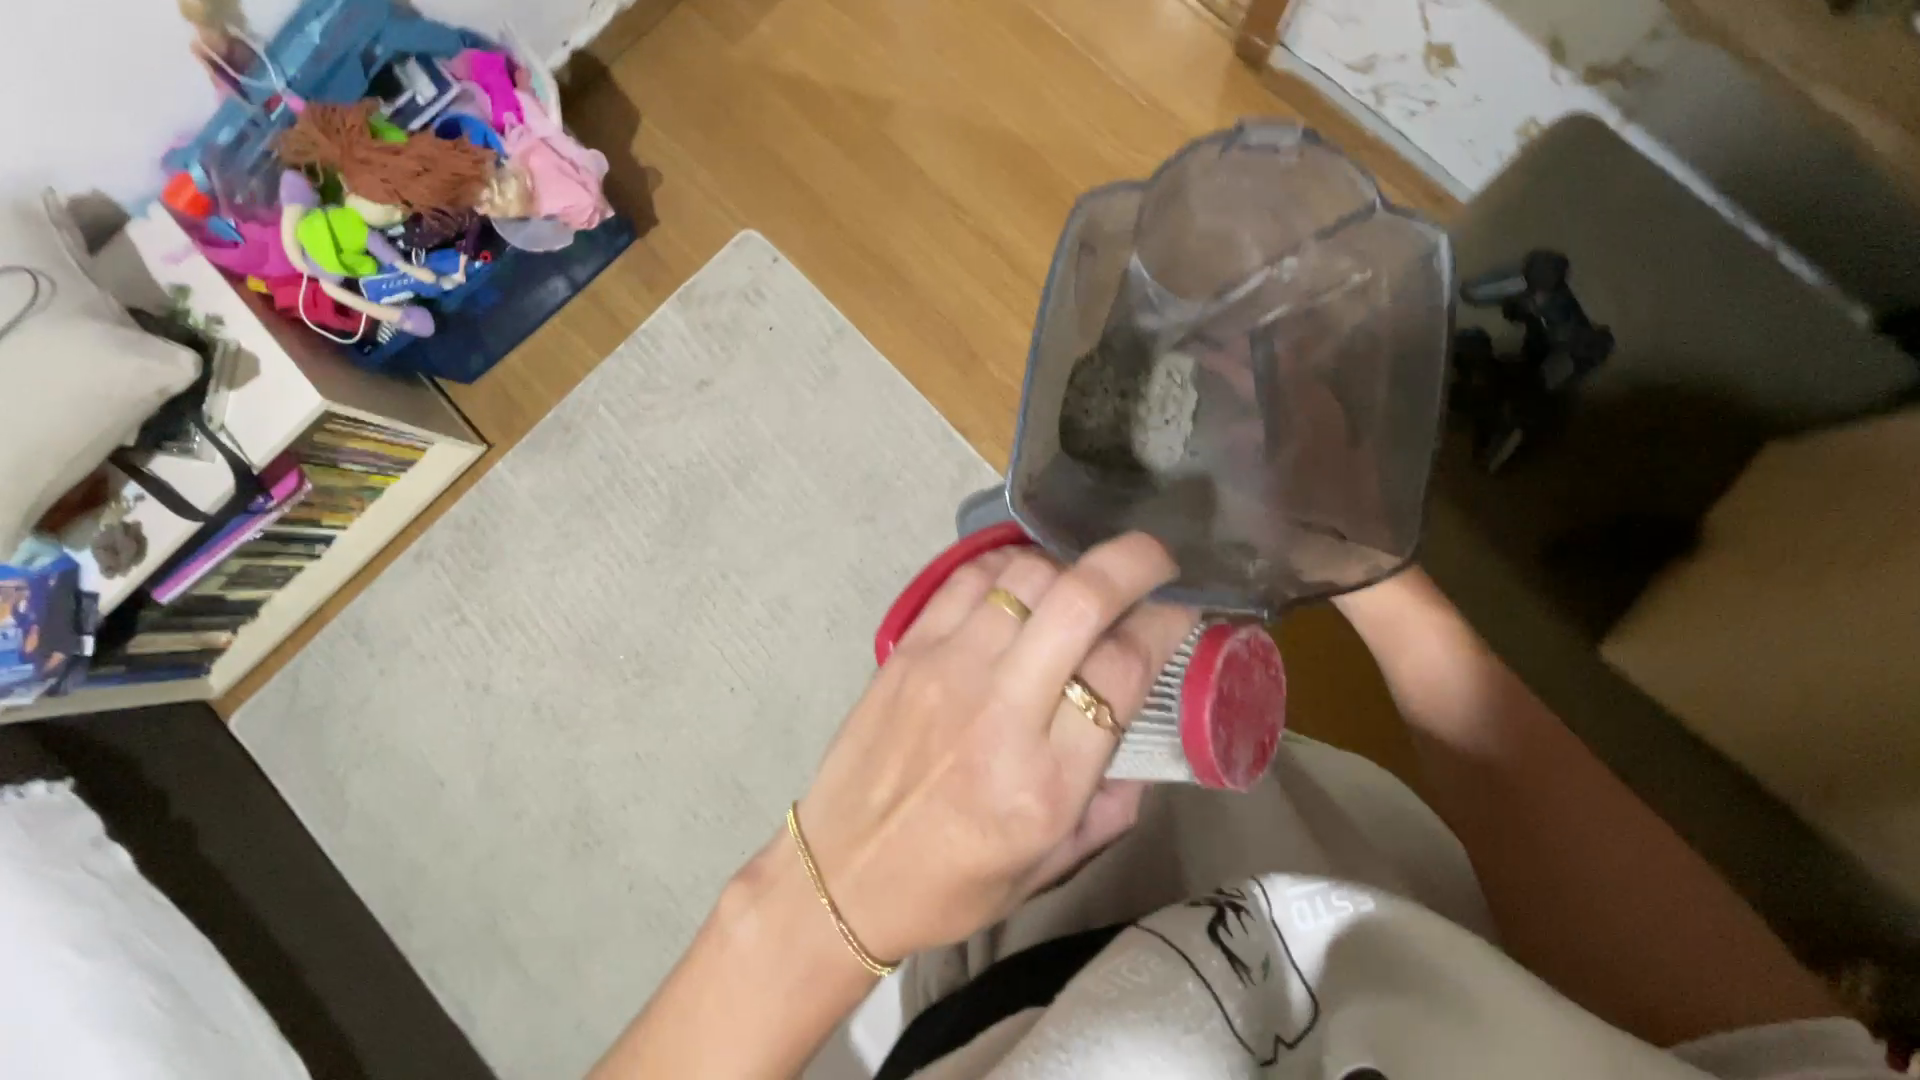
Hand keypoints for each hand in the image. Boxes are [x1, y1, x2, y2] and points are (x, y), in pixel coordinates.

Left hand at [791, 532, 1196, 964]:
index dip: (1164, 625)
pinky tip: (1022, 582)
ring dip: (1068, 565)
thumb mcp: (1050, 866)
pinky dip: (1007, 565)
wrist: (843, 876)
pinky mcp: (907, 649)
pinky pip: (968, 578)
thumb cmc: (953, 883)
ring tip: (1082, 581)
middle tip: (1155, 558)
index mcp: (1047, 781)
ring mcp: (947, 670)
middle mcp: (1000, 712)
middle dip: (1133, 563)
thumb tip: (1146, 737)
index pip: (1123, 671)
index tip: (1181, 611)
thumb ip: (1113, 804)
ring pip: (1024, 576)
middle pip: (1080, 601)